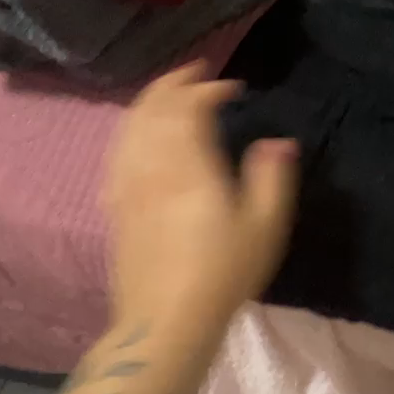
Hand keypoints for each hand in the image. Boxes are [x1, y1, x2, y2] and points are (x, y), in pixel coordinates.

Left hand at [102, 63, 298, 327]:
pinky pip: (117, 151)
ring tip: (169, 92)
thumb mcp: (265, 226)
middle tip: (197, 72)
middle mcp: (152, 166)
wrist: (165, 320)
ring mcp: (128, 185)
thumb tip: (278, 143)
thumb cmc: (224, 272)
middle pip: (152, 109)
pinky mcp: (116, 205)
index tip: (233, 87)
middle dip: (174, 84)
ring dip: (150, 101)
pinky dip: (130, 128)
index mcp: (190, 166)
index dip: (208, 89)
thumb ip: (272, 177)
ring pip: (129, 126)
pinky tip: (139, 133)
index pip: (188, 108)